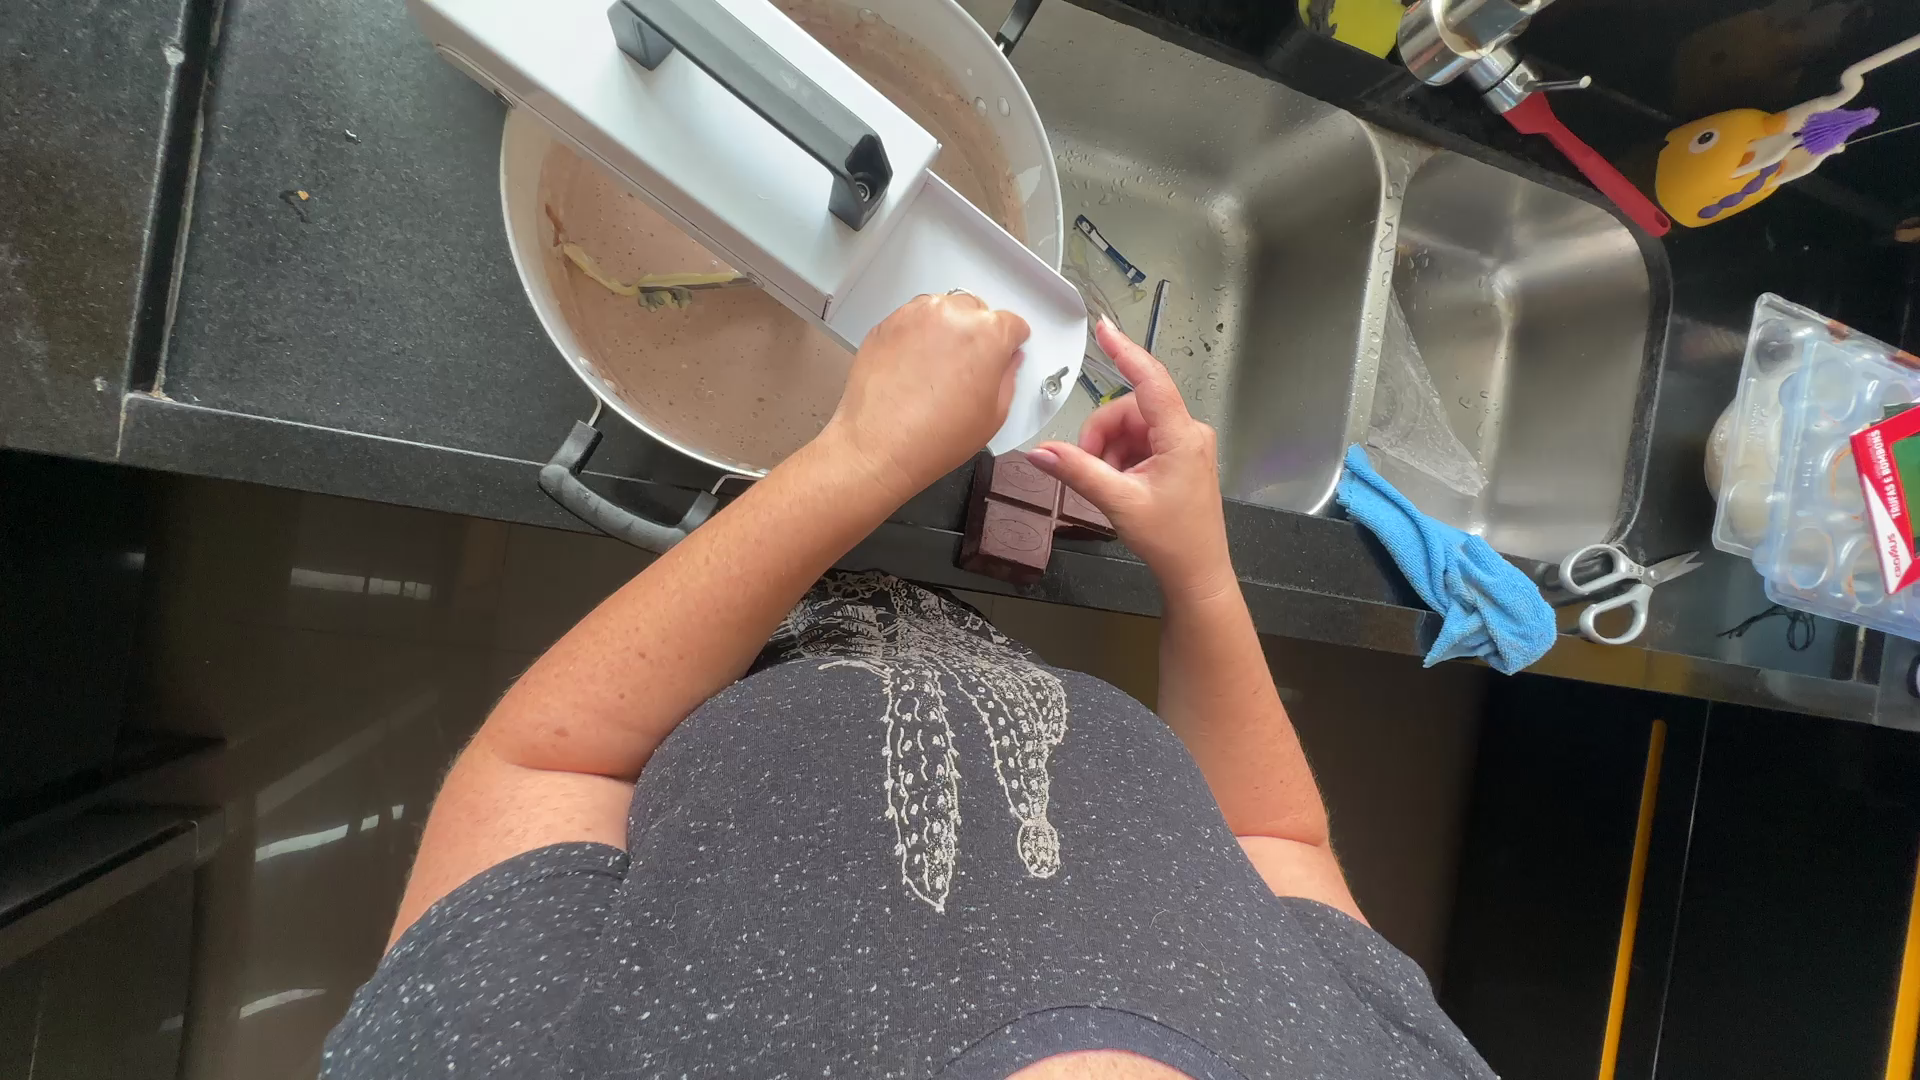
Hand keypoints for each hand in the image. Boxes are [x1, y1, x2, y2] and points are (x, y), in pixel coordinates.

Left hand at [819, 292, 1030, 503]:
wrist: (879, 446)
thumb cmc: (933, 437)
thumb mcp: (993, 415)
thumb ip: (1007, 378)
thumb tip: (1006, 363)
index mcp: (987, 333)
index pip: (1012, 324)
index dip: (1011, 343)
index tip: (1004, 353)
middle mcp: (951, 314)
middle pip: (976, 311)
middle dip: (977, 334)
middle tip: (968, 369)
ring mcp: (915, 315)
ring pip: (942, 311)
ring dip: (946, 331)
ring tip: (937, 370)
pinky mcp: (887, 323)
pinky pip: (912, 321)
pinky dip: (917, 337)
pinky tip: (914, 369)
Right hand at [1027, 318, 1232, 599]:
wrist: (1196, 573)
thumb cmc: (1170, 540)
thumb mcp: (1118, 503)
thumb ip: (1077, 472)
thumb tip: (1039, 452)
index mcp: (1181, 436)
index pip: (1150, 381)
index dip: (1125, 353)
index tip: (1104, 329)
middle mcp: (1188, 432)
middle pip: (1129, 410)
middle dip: (1101, 436)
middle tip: (1088, 470)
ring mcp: (1184, 445)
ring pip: (1131, 429)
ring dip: (1109, 451)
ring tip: (1107, 486)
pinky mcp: (1178, 458)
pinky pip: (1139, 444)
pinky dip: (1120, 460)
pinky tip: (1118, 486)